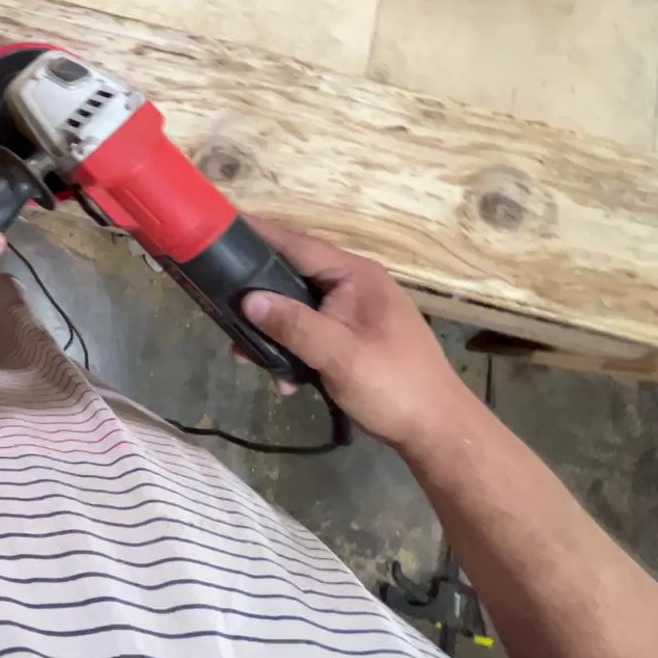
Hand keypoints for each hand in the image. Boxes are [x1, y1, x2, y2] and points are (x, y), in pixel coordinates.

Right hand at [238, 217, 480, 449]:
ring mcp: (349, 310)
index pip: (297, 243)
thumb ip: (292, 324)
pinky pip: (304, 329)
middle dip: (254, 294)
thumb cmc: (395, 386)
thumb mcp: (338, 355)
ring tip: (245, 356)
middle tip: (218, 301)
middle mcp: (351, 284)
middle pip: (288, 274)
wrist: (440, 434)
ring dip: (269, 331)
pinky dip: (288, 349)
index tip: (217, 223)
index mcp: (355, 276)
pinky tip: (283, 379)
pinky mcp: (346, 335)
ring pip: (292, 306)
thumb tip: (247, 299)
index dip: (257, 233)